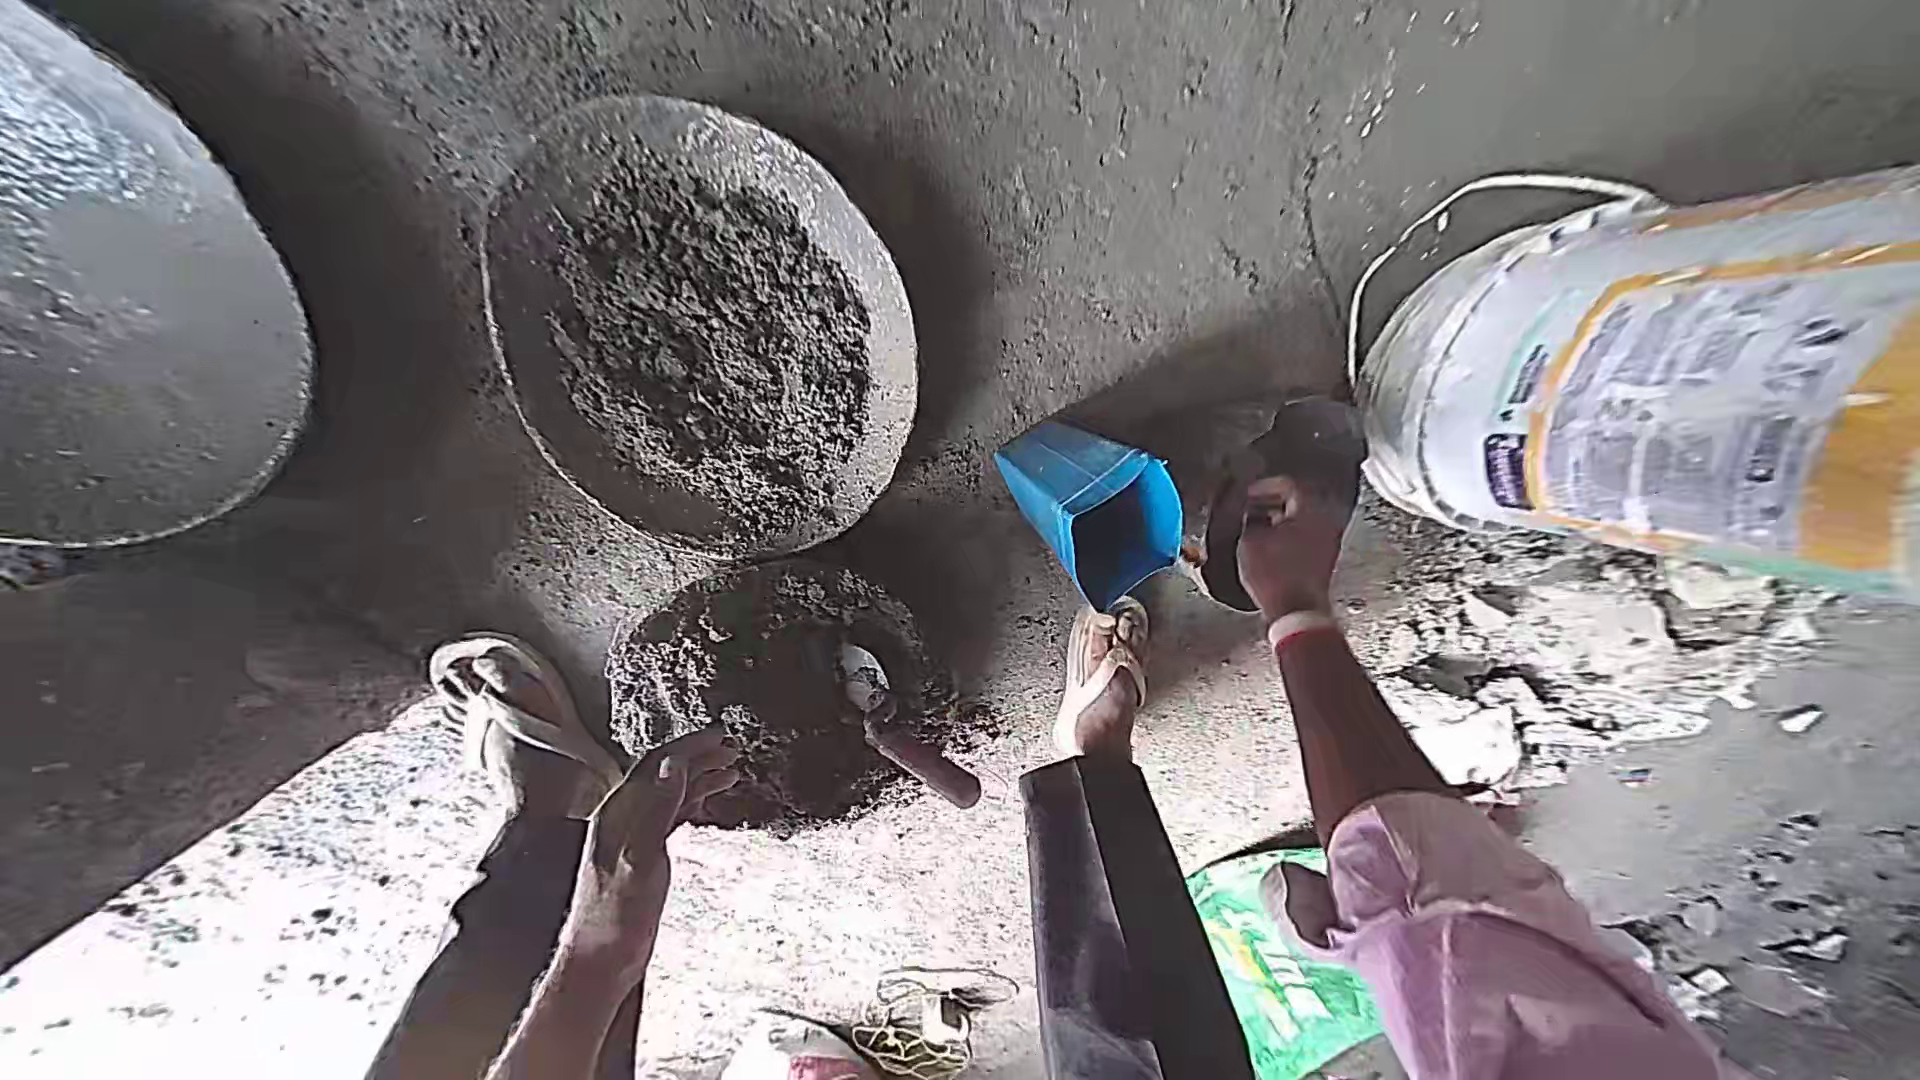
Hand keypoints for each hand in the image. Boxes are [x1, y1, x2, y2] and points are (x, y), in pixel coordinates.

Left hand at [558, 722, 738, 985]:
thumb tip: (674, 763)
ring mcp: (632, 835)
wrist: (601, 962)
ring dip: (700, 777)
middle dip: (699, 757)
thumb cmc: (616, 915)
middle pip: (665, 773)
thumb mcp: (641, 857)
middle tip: (731, 748)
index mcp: (618, 812)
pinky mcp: (643, 853)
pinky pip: (672, 814)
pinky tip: (709, 802)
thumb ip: (657, 807)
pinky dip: (694, 801)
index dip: (690, 746)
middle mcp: (624, 817)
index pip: (658, 763)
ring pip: (671, 793)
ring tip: (730, 770)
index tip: (719, 735)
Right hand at [1236, 475, 1343, 620]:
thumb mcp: (1250, 539)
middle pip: (1299, 501)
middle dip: (1273, 501)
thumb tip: (1251, 514)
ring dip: (1280, 518)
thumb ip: (1251, 519)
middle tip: (1253, 504)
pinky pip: (1304, 538)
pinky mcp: (1322, 560)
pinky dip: (1287, 535)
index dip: (1265, 485)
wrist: (1295, 609)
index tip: (1250, 491)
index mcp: (1310, 511)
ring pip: (1302, 520)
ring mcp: (1327, 543)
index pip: (1290, 485)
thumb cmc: (1275, 574)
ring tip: (1257, 524)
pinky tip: (1269, 544)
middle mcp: (1325, 523)